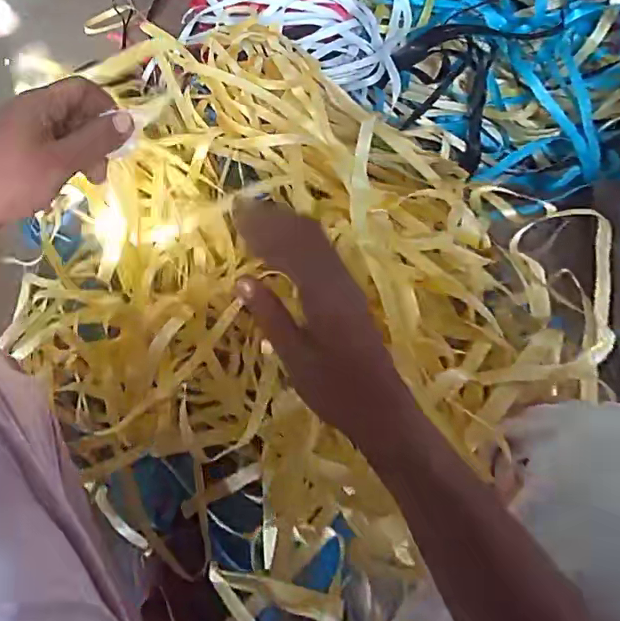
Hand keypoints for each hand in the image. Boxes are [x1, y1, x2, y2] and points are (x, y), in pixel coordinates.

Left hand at [0, 77, 131, 237]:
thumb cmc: (12, 181)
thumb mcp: (61, 161)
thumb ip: (96, 139)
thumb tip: (128, 119)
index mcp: (38, 103)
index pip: (82, 88)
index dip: (105, 107)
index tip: (118, 139)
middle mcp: (27, 110)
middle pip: (73, 111)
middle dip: (94, 138)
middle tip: (99, 173)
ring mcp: (16, 131)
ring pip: (61, 132)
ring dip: (79, 154)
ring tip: (83, 183)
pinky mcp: (9, 152)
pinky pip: (45, 147)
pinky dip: (60, 162)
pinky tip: (57, 185)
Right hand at [233, 201, 402, 428]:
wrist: (385, 412)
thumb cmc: (335, 390)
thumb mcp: (295, 358)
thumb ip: (270, 315)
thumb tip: (241, 279)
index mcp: (323, 294)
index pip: (288, 246)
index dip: (261, 227)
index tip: (234, 213)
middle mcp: (338, 281)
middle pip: (305, 234)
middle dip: (272, 218)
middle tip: (241, 207)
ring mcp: (347, 285)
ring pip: (316, 240)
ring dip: (286, 225)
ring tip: (256, 218)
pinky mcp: (350, 294)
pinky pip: (322, 252)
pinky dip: (298, 240)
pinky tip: (282, 246)